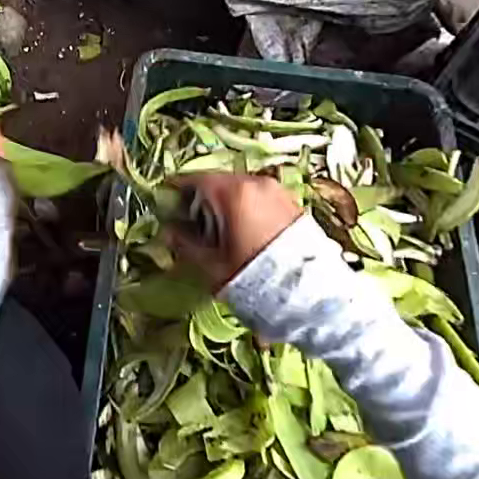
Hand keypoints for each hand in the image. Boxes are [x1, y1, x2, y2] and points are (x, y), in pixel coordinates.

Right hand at [169, 172, 302, 289]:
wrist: (311, 298)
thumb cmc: (254, 278)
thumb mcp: (211, 264)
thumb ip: (184, 242)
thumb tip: (167, 229)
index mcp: (232, 191)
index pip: (193, 180)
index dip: (176, 192)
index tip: (167, 206)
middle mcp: (255, 182)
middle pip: (217, 182)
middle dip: (201, 200)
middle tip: (192, 225)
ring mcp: (277, 191)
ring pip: (239, 189)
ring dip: (225, 205)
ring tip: (220, 234)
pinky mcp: (292, 203)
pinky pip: (259, 198)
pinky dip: (246, 208)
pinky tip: (244, 234)